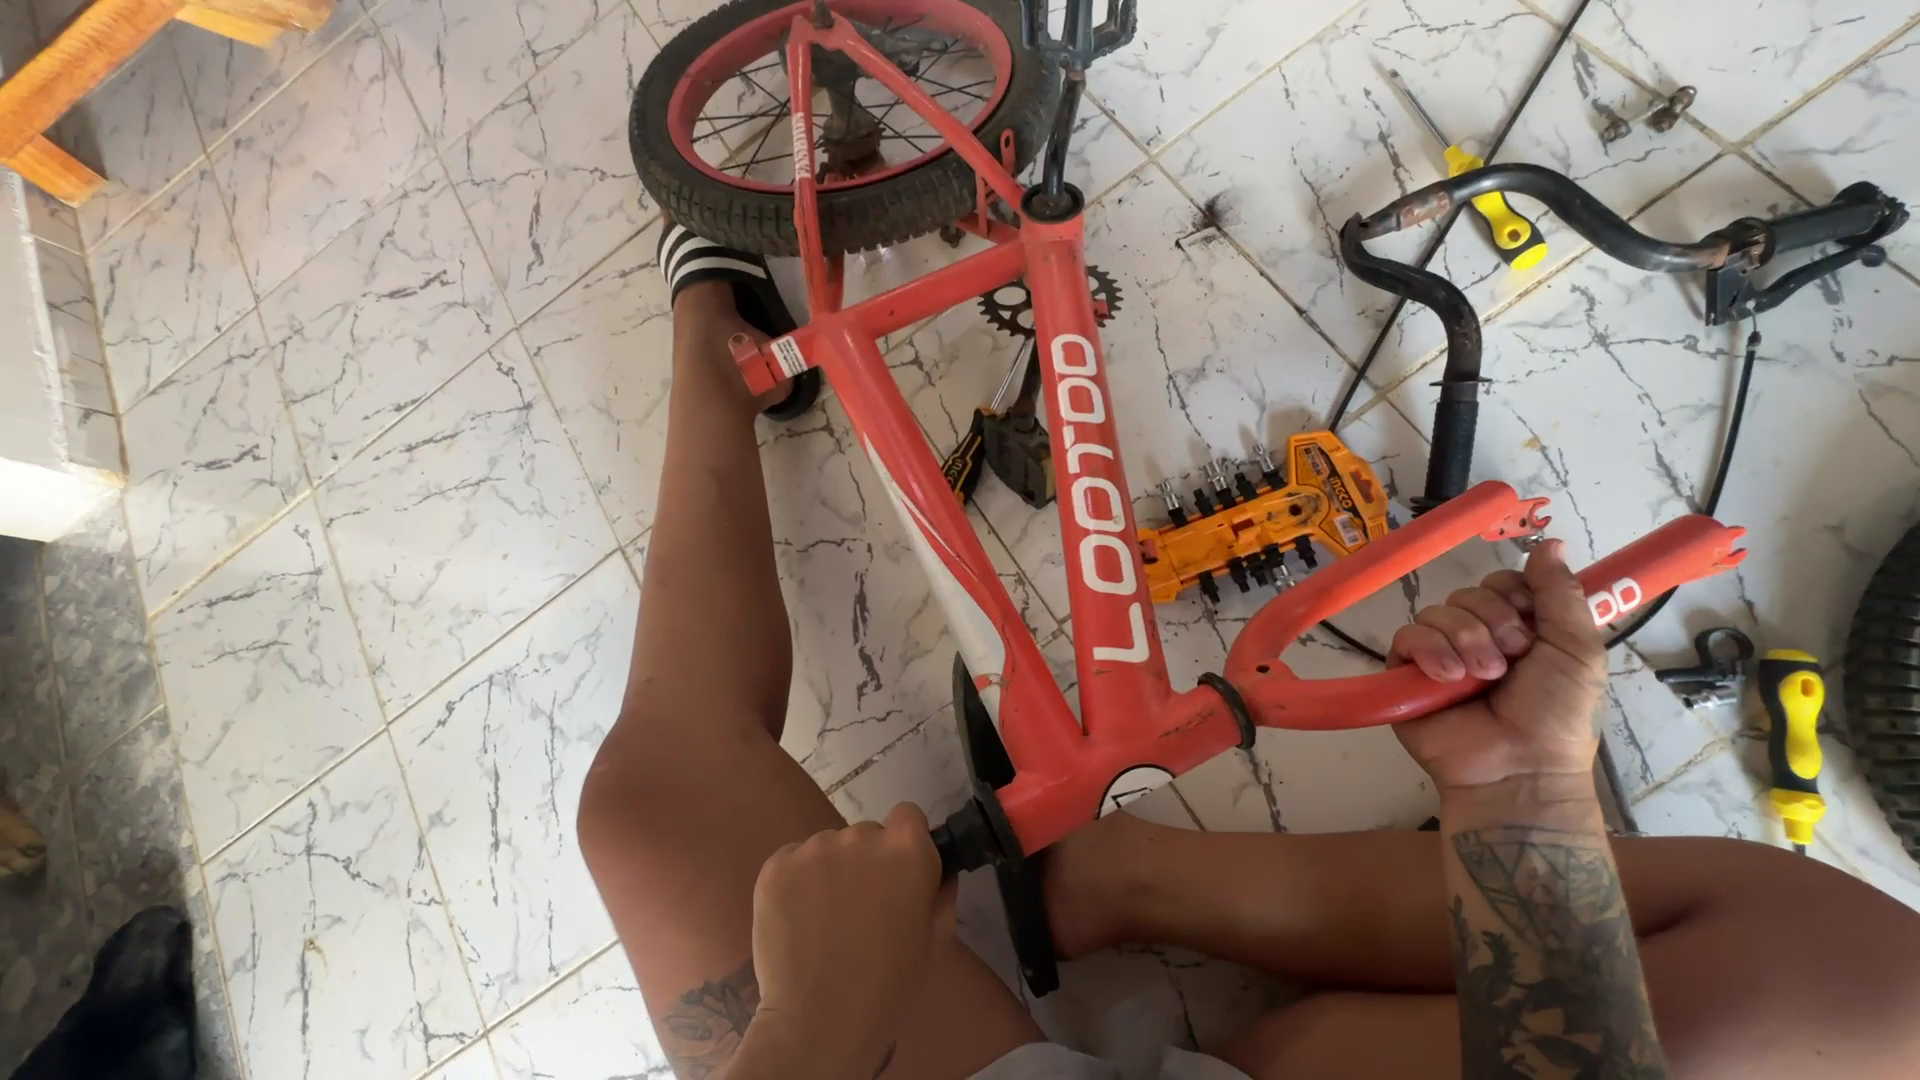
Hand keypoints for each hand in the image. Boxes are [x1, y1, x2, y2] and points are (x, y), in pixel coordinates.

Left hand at [747, 803, 953, 1074]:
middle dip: (866, 862)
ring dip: (830, 872)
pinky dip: (796, 882)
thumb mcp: (936, 940)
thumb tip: (938, 868)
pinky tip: (798, 920)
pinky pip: (793, 860)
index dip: (905, 839)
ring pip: (828, 847)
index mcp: (907, 850)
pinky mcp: (777, 864)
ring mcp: (815, 847)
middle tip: (861, 908)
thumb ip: (942, 892)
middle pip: (866, 834)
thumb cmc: (889, 984)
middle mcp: (862, 836)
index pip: (908, 815)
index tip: (897, 871)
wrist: (819, 1019)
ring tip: (825, 921)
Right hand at [1390, 540, 1607, 792]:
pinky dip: (1429, 651)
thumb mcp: (1576, 651)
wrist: (1516, 765)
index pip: (1502, 582)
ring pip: (1438, 612)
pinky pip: (1407, 635)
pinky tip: (1447, 677)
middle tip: (1510, 661)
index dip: (1513, 595)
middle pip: (1469, 593)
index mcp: (1518, 629)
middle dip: (1493, 624)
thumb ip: (1561, 595)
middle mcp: (1476, 635)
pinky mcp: (1405, 670)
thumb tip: (1549, 542)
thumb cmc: (1555, 714)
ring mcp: (1438, 652)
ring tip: (1480, 678)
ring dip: (1465, 642)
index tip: (1530, 623)